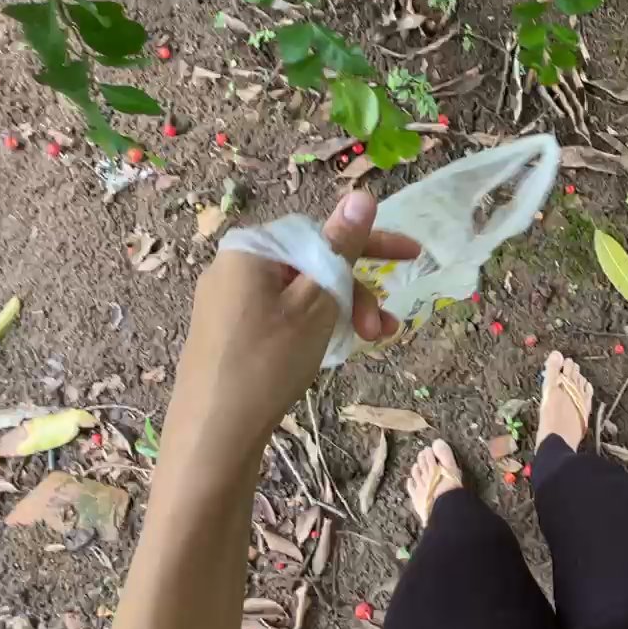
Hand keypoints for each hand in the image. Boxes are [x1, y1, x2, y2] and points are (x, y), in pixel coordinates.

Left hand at [167, 191, 419, 455]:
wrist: (213, 434)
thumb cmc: (269, 360)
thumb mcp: (316, 300)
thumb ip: (342, 246)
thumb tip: (363, 194)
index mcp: (253, 248)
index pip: (324, 232)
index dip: (373, 244)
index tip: (414, 256)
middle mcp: (237, 266)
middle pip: (314, 263)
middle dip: (357, 292)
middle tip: (382, 329)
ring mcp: (229, 301)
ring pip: (302, 293)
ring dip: (342, 312)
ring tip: (369, 343)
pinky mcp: (229, 332)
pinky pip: (284, 314)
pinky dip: (315, 325)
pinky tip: (333, 349)